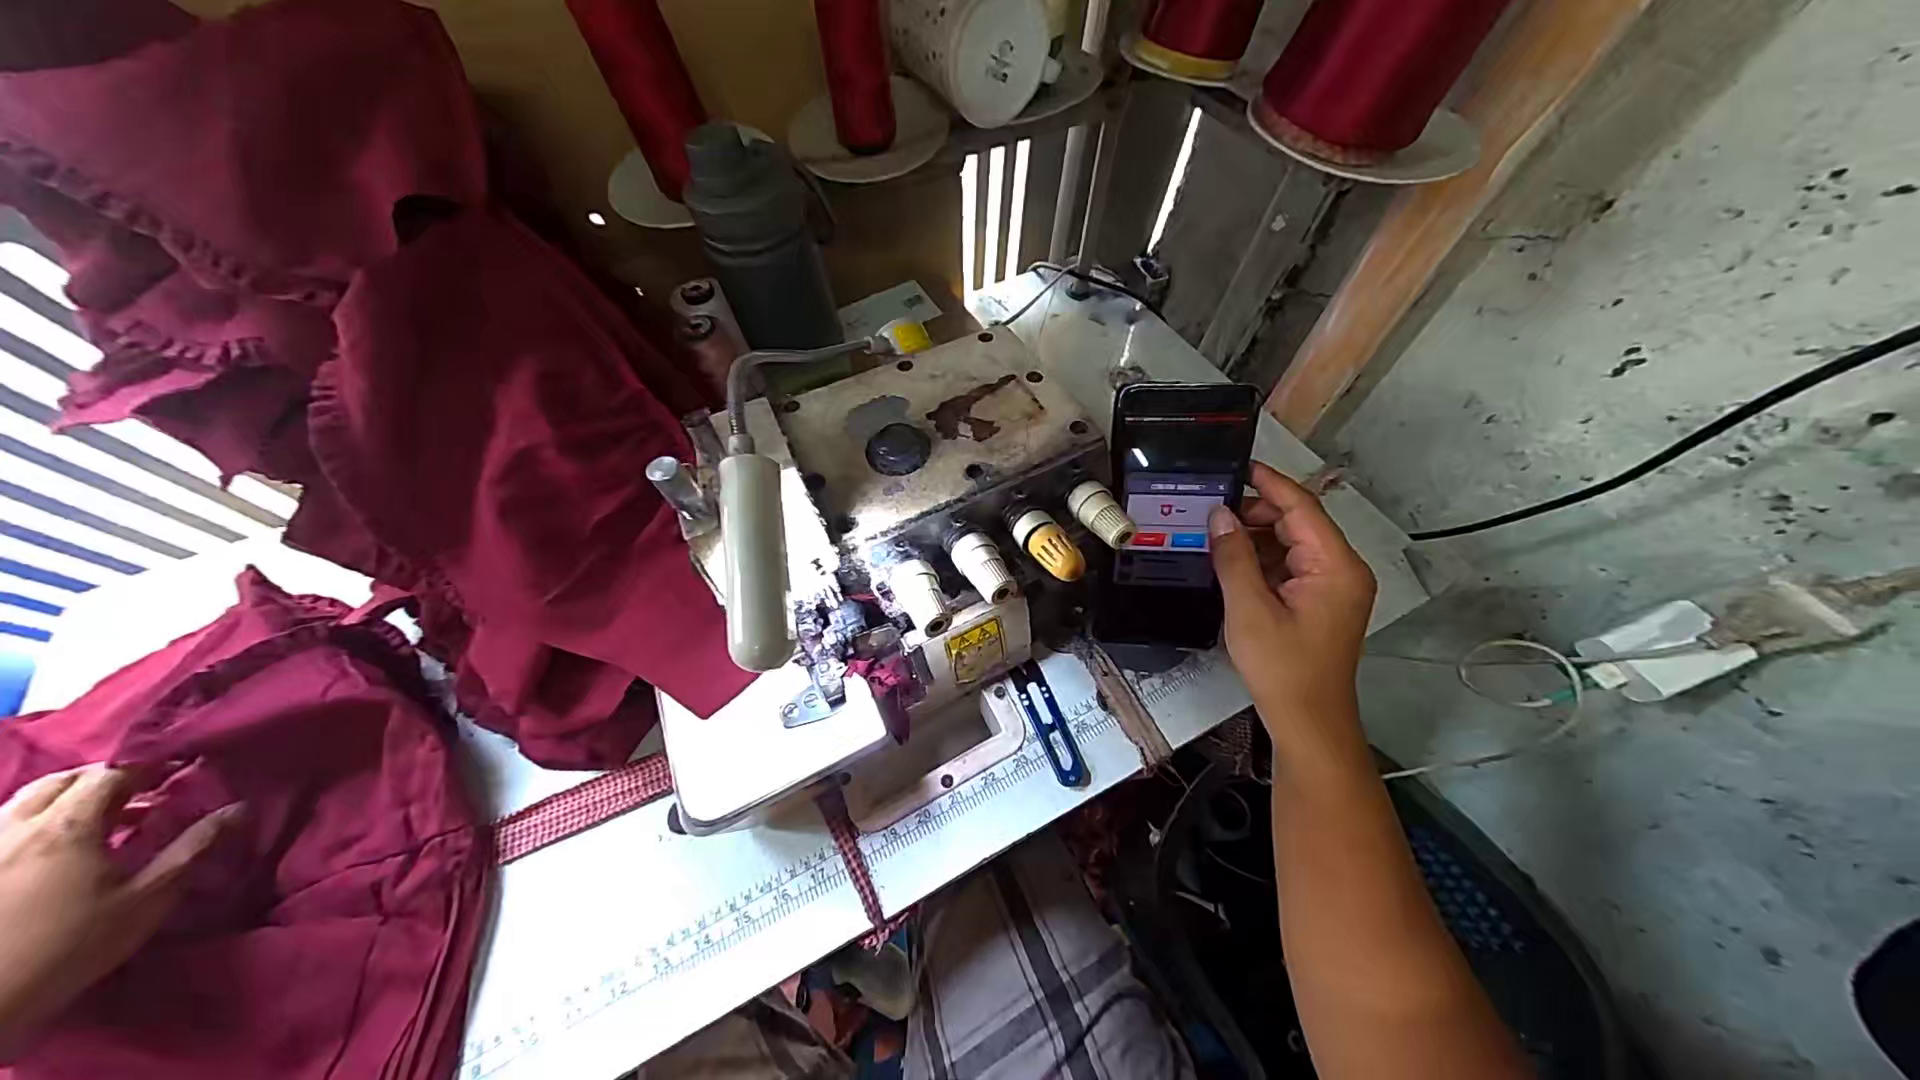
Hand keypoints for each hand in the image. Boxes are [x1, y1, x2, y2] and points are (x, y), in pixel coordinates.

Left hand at [0, 764, 239, 1058]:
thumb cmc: (67, 947)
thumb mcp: (147, 898)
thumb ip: (194, 847)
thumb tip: (240, 808)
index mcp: (65, 827)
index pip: (111, 774)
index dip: (150, 766)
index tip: (182, 768)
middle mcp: (13, 828)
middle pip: (63, 781)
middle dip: (106, 777)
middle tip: (145, 789)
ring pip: (24, 803)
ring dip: (69, 799)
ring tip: (104, 818)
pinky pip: (4, 828)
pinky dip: (39, 823)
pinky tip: (59, 846)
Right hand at [1208, 462, 1376, 737]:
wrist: (1307, 720)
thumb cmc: (1283, 668)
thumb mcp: (1249, 609)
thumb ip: (1234, 557)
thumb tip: (1219, 516)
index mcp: (1335, 566)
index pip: (1302, 507)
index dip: (1269, 484)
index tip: (1236, 466)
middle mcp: (1342, 569)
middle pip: (1298, 522)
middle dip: (1256, 514)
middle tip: (1210, 512)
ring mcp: (1332, 586)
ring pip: (1291, 543)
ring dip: (1255, 538)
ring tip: (1213, 536)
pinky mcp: (1320, 600)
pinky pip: (1289, 565)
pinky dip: (1261, 560)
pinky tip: (1230, 562)